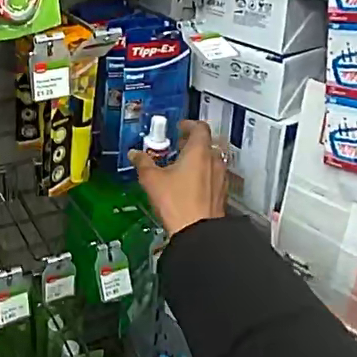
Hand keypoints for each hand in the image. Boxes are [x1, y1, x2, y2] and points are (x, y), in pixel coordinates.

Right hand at [128, 119, 226, 237]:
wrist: (198, 232)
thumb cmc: (176, 201)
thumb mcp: (152, 180)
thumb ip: (143, 162)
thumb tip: (135, 154)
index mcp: (198, 151)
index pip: (200, 128)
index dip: (189, 125)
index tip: (179, 128)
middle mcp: (214, 161)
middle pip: (207, 143)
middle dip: (192, 143)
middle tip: (177, 147)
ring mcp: (221, 177)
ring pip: (212, 160)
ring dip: (199, 159)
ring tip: (182, 167)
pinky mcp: (222, 193)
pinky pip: (214, 176)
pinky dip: (204, 174)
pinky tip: (190, 185)